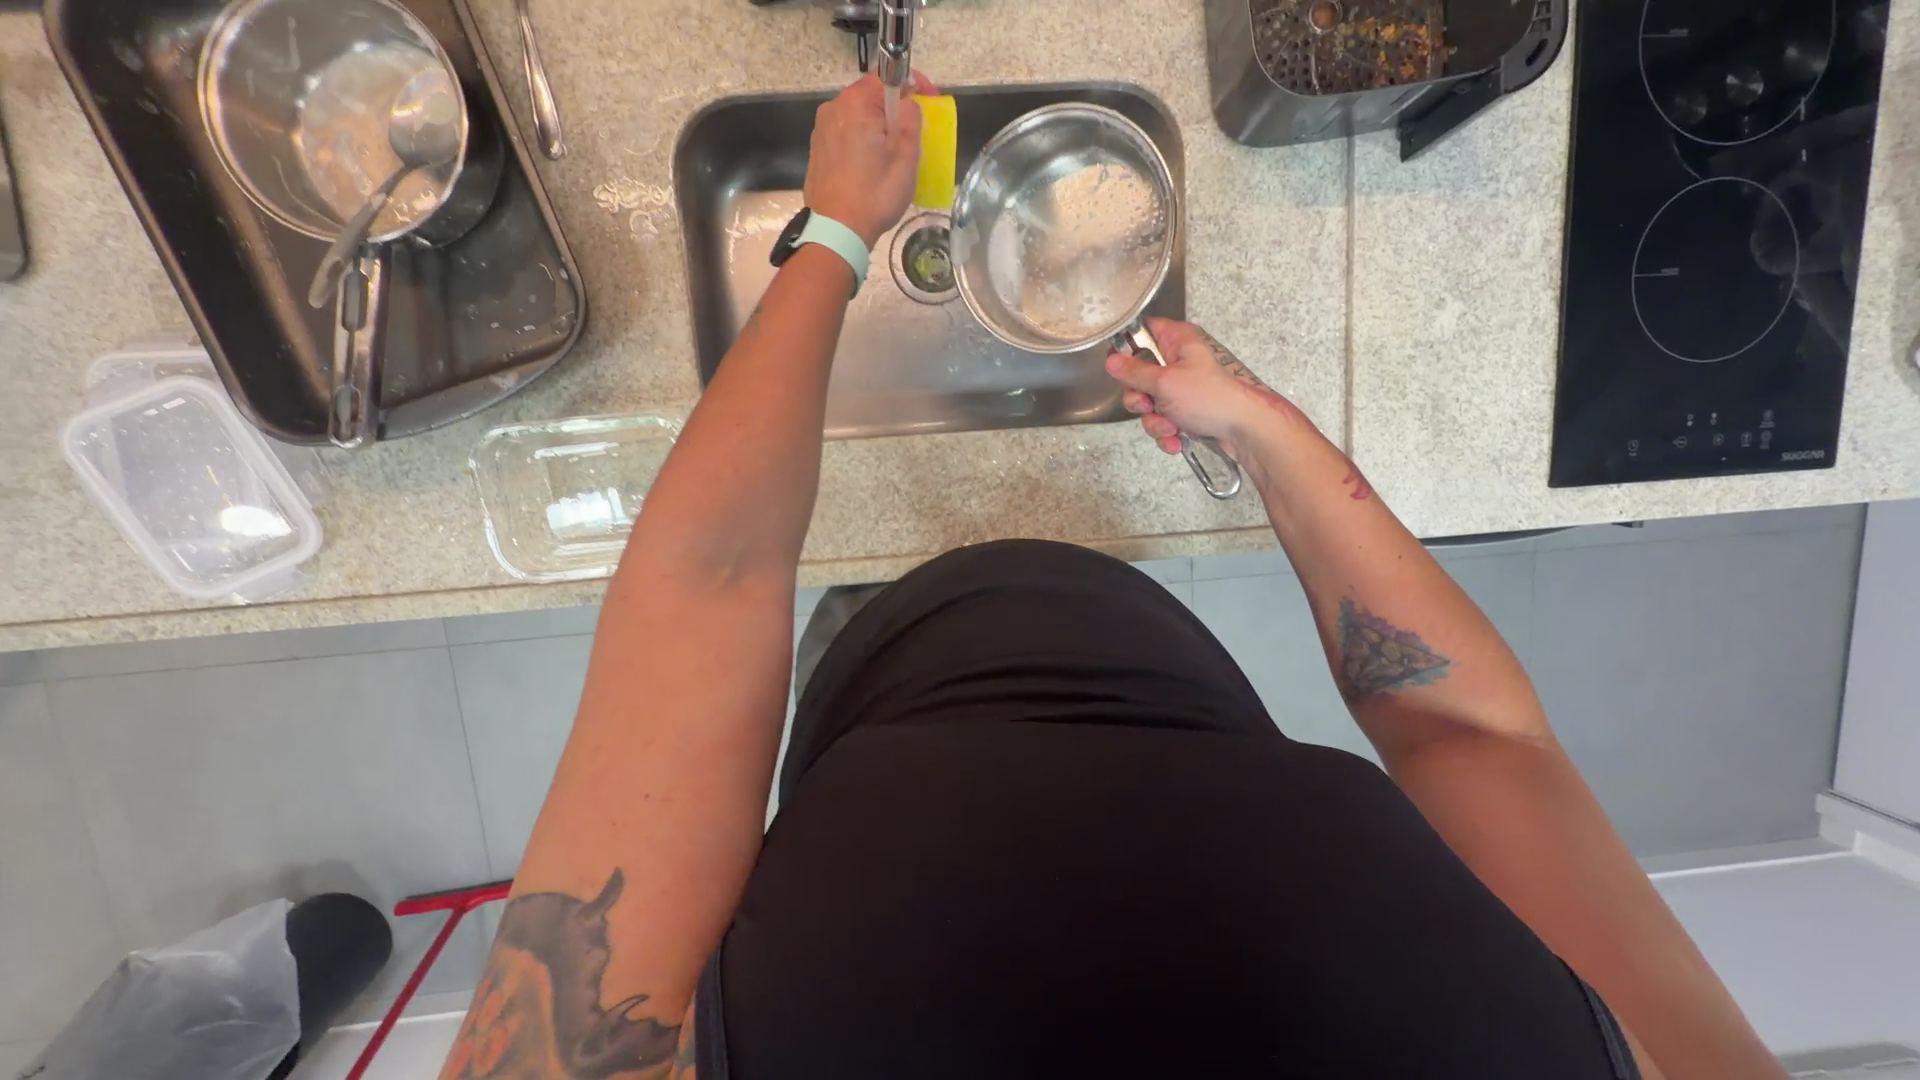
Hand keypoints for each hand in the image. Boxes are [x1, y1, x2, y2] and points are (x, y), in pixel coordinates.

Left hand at [803, 71, 938, 249]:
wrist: (837, 231)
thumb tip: (908, 104)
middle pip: (872, 98)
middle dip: (896, 111)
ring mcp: (822, 130)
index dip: (914, 85)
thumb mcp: (906, 157)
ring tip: (894, 156)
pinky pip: (847, 136)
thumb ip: (911, 119)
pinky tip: (872, 168)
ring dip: (879, 129)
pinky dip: (863, 144)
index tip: (932, 101)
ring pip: (859, 119)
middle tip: (915, 135)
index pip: (888, 77)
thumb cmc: (874, 195)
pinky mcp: (819, 151)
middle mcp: (834, 109)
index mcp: (856, 104)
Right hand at [1105, 317, 1301, 458]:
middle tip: (1148, 404)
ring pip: (1151, 403)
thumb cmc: (1211, 398)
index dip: (1127, 347)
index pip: (1143, 331)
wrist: (1245, 430)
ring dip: (1155, 420)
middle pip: (1140, 375)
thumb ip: (1134, 372)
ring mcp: (1184, 388)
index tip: (1119, 368)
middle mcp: (1180, 361)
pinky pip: (1164, 420)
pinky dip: (1168, 432)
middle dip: (1140, 398)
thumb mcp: (1165, 382)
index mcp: (1178, 341)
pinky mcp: (1188, 411)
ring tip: (1171, 427)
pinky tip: (1177, 439)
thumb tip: (1112, 361)